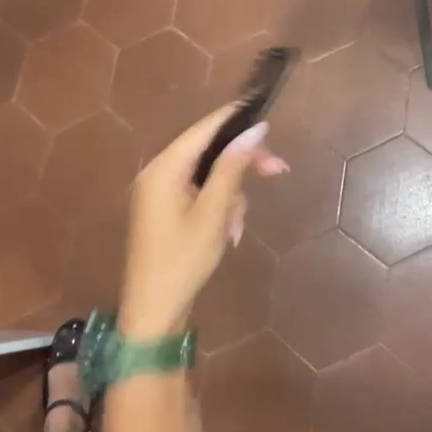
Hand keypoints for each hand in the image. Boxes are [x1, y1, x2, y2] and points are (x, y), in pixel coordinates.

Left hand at [117, 105, 288, 338]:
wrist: (153, 312)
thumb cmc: (183, 260)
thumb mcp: (214, 212)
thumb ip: (233, 166)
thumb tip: (257, 129)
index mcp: (164, 168)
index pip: (205, 128)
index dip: (237, 119)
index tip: (269, 119)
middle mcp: (158, 171)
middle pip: (210, 150)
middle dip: (242, 164)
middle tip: (278, 170)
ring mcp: (160, 191)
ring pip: (210, 173)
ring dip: (232, 194)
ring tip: (236, 227)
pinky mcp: (165, 207)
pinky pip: (200, 191)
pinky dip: (219, 206)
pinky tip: (228, 231)